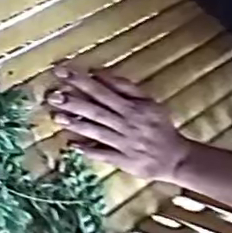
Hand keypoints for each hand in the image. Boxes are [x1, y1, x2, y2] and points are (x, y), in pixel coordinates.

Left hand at [45, 68, 196, 181]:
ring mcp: (126, 144)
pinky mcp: (126, 161)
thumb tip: (95, 71)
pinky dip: (89, 150)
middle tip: (52, 96)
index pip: (103, 92)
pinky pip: (105, 155)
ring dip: (77, 125)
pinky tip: (72, 145)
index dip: (81, 81)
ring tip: (56, 117)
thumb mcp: (147, 103)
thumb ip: (123, 86)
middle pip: (98, 112)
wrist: (179, 159)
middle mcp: (128, 125)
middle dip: (74, 103)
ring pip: (98, 132)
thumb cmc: (156, 125)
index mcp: (133, 109)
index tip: (59, 71)